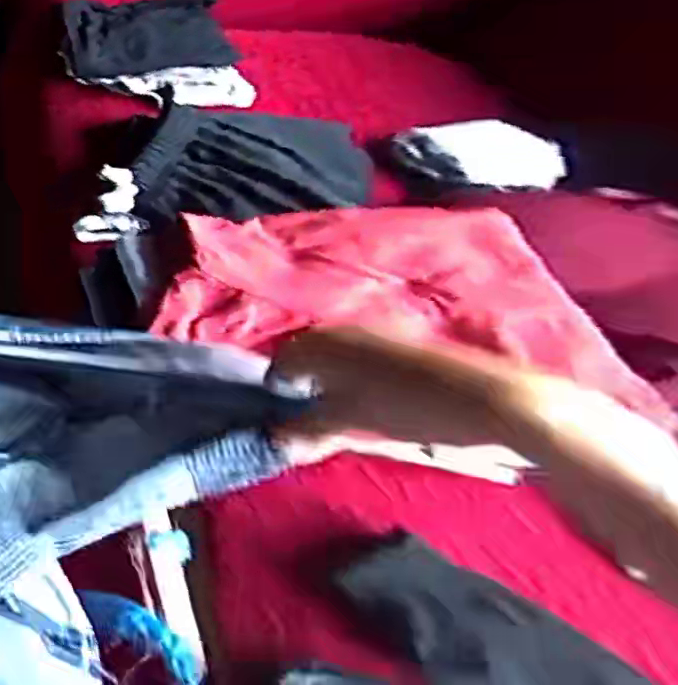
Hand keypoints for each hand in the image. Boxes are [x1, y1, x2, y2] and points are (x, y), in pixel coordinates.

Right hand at [267, 328, 522, 448]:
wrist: (501, 401)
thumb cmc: (411, 410)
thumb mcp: (353, 425)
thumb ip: (307, 429)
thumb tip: (272, 441)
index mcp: (314, 344)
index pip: (278, 364)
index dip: (279, 390)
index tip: (288, 413)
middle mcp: (337, 331)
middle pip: (307, 356)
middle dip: (307, 381)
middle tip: (320, 412)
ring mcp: (374, 333)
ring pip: (338, 355)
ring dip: (337, 378)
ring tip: (357, 409)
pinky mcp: (406, 341)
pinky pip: (366, 355)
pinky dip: (364, 374)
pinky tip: (388, 399)